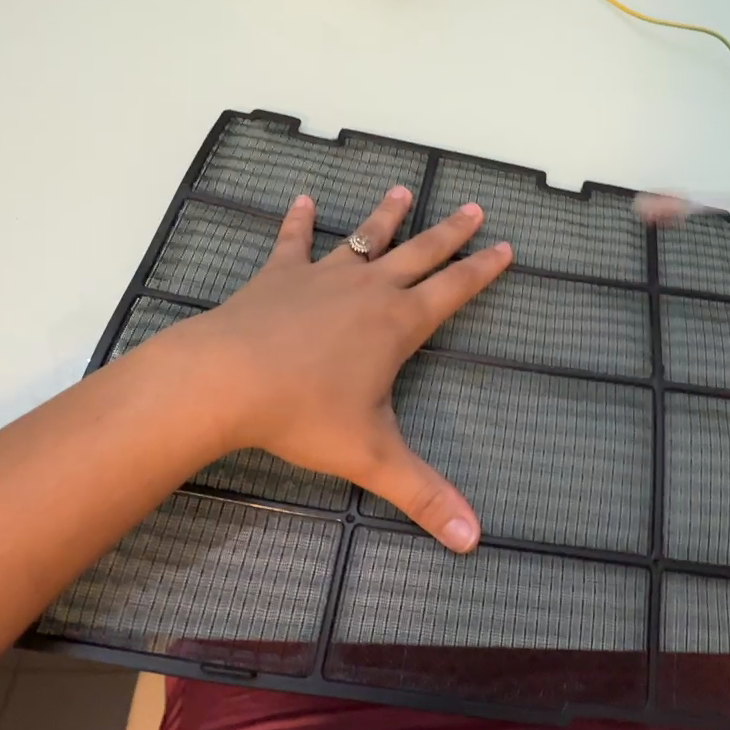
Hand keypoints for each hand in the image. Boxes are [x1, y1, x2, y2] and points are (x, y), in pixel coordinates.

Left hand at [142, 187, 512, 552]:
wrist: (223, 380)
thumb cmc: (303, 414)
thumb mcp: (371, 458)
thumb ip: (423, 496)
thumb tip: (472, 540)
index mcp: (397, 323)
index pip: (453, 290)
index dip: (483, 269)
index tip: (505, 247)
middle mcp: (368, 289)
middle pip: (420, 252)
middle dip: (451, 231)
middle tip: (475, 207)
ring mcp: (322, 276)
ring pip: (365, 238)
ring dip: (386, 215)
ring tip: (403, 189)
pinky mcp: (279, 275)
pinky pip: (292, 241)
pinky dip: (298, 221)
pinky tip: (301, 200)